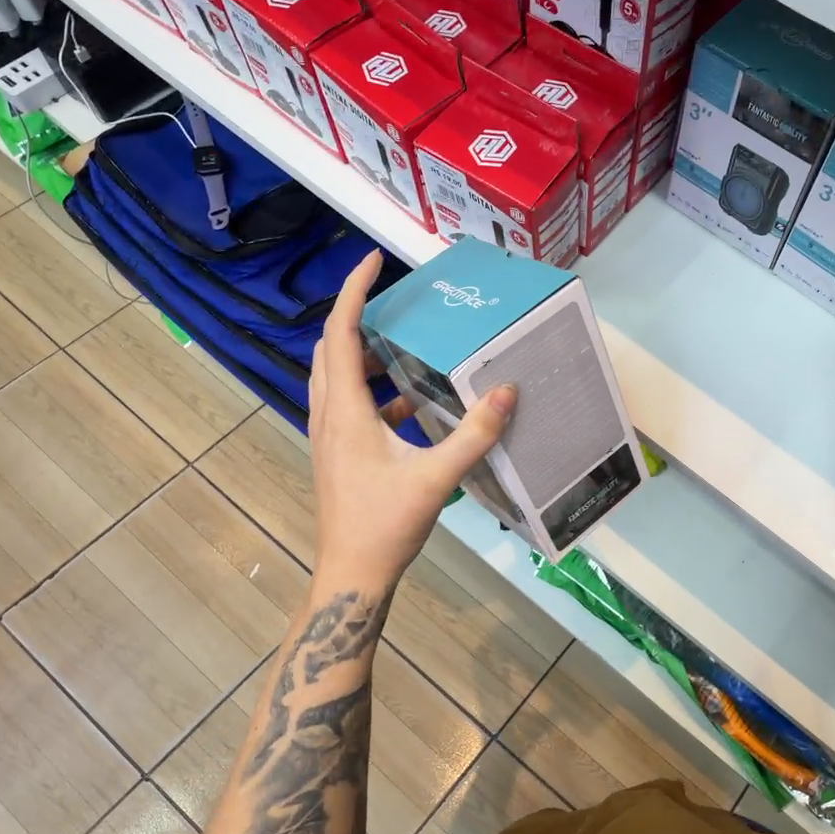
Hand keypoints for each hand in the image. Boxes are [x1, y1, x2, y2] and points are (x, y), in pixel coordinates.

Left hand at [307, 252, 515, 589]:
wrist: (352, 572)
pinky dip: (370, 390)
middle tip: (391, 302)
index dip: (352, 291)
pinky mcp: (335, 454)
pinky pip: (346, 405)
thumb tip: (507, 392)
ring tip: (400, 344)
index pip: (341, 334)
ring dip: (359, 353)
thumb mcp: (438, 478)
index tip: (373, 261)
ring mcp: (327, 437)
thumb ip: (475, 435)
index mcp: (346, 412)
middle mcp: (328, 416)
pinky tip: (406, 405)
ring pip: (334, 377)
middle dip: (355, 317)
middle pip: (330, 349)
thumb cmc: (387, 524)